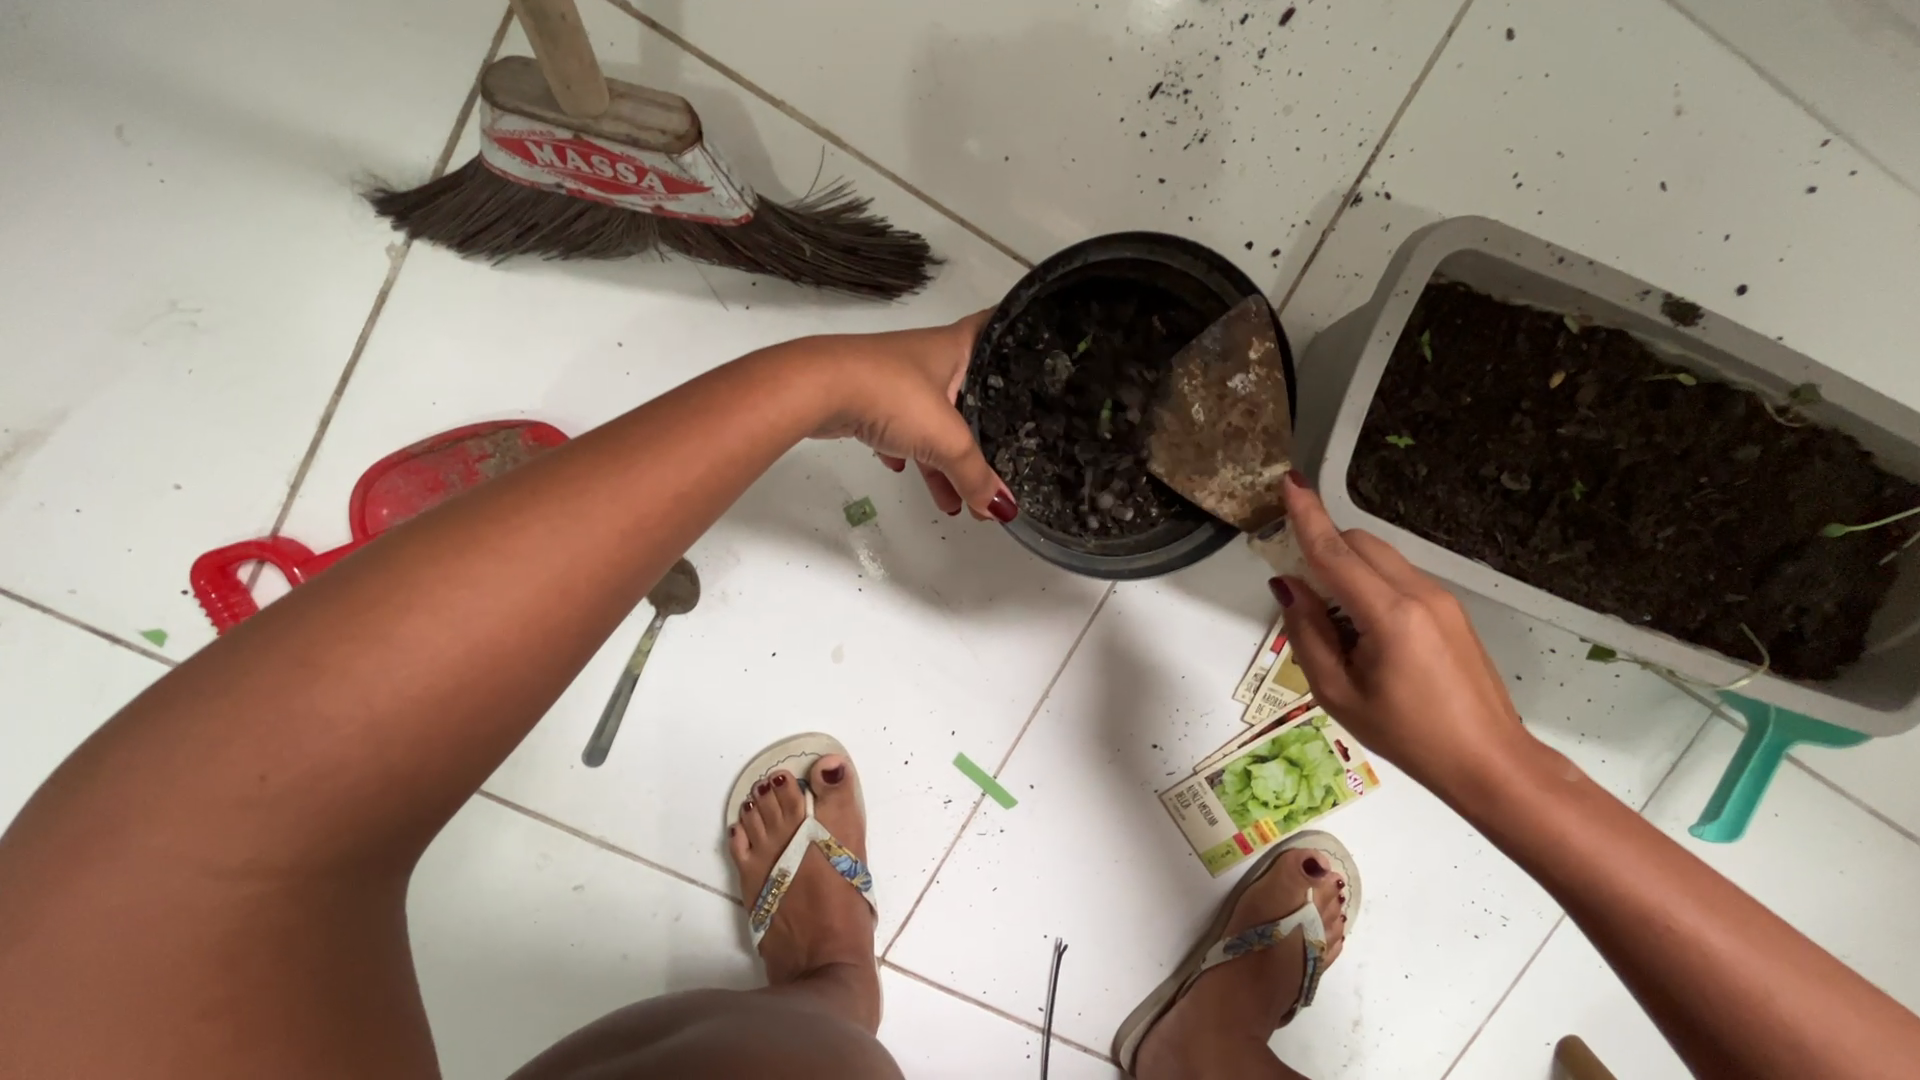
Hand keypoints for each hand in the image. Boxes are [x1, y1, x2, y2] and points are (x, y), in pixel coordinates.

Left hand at [812, 310, 1017, 521]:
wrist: (818, 389)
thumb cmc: (893, 394)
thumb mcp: (946, 439)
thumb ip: (976, 476)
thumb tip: (1003, 510)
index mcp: (957, 348)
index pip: (998, 329)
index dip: (1019, 338)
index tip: (1040, 357)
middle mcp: (929, 359)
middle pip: (969, 390)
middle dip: (985, 428)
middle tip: (1006, 457)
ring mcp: (897, 380)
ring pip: (932, 420)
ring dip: (944, 459)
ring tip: (959, 502)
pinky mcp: (869, 400)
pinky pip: (899, 429)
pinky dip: (907, 452)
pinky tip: (906, 472)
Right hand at [1273, 472, 1531, 793]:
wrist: (1490, 763)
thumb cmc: (1407, 736)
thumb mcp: (1337, 693)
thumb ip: (1307, 633)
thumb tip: (1287, 586)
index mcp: (1388, 615)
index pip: (1335, 552)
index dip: (1307, 516)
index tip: (1288, 481)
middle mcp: (1418, 593)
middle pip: (1360, 543)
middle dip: (1324, 547)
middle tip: (1301, 591)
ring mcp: (1441, 599)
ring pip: (1381, 557)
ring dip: (1347, 569)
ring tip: (1336, 625)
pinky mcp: (1451, 609)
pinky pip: (1398, 577)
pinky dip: (1369, 585)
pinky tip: (1365, 632)